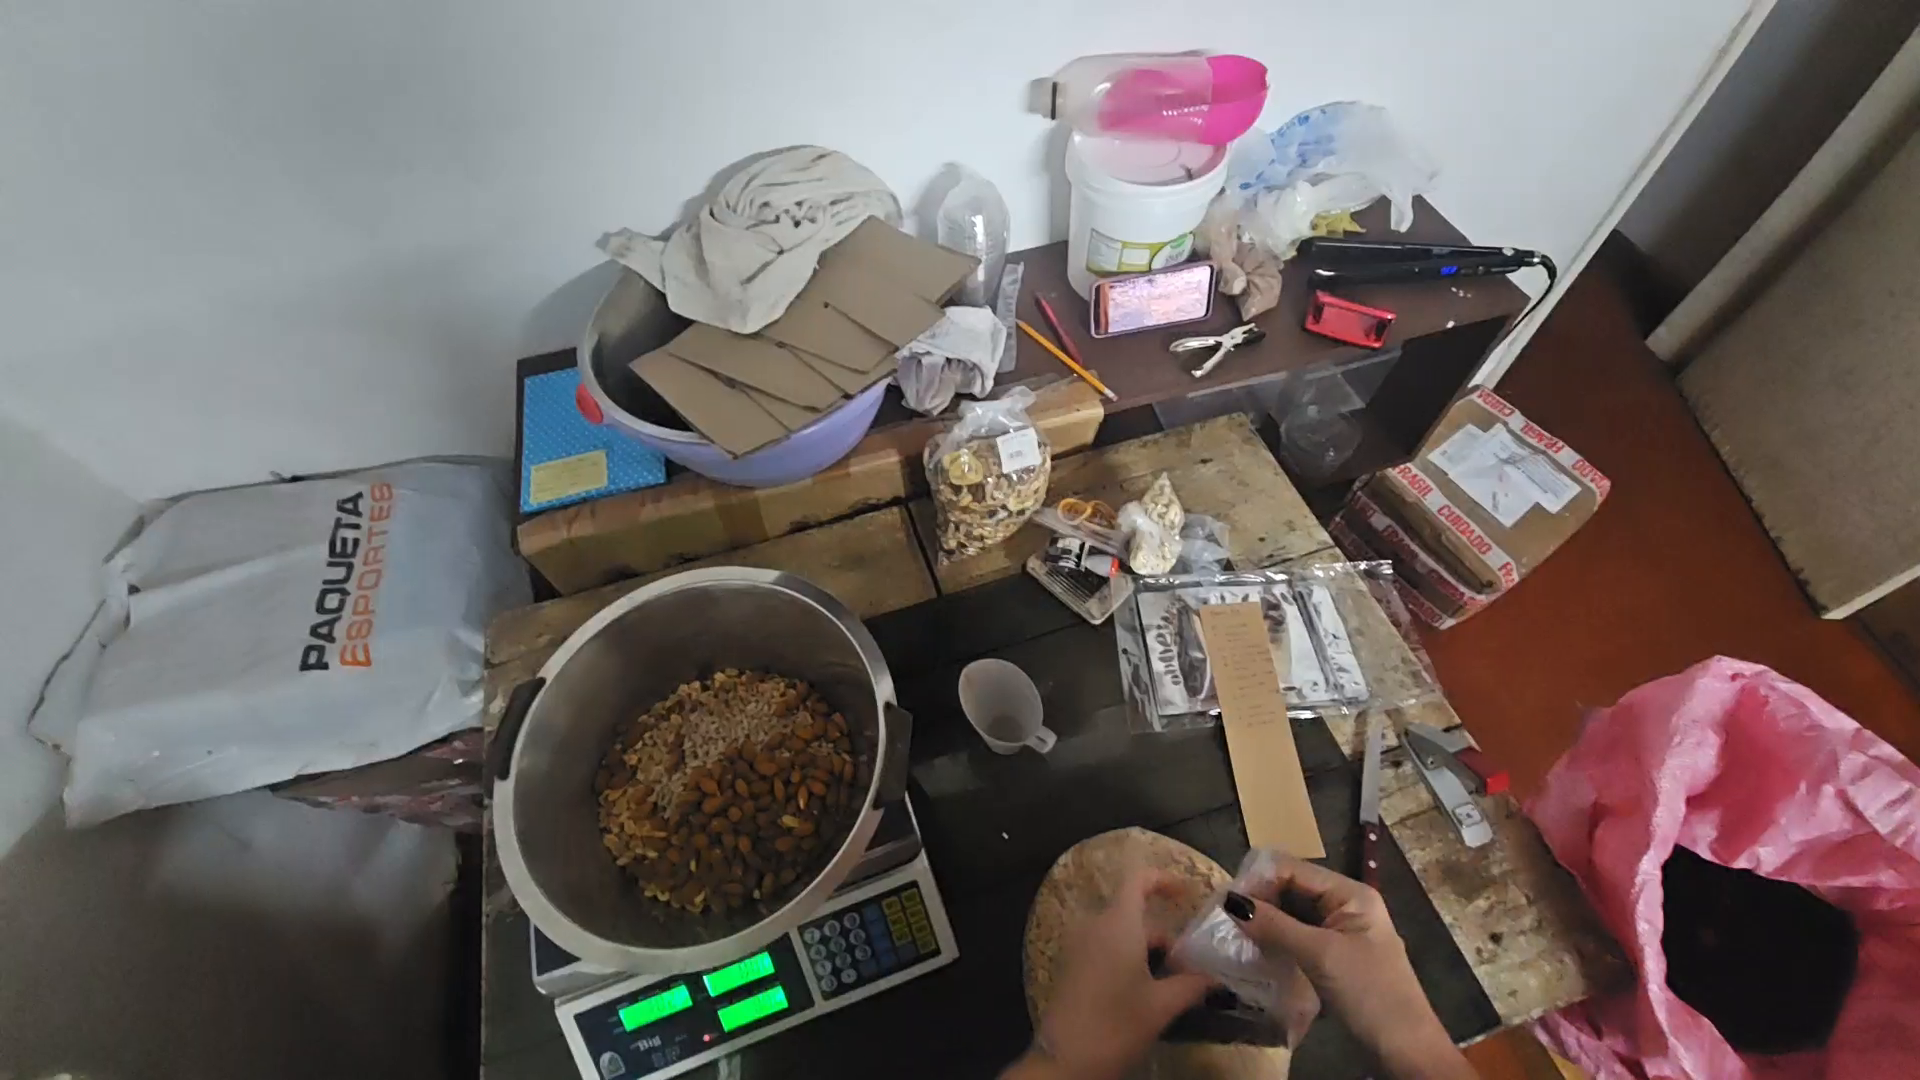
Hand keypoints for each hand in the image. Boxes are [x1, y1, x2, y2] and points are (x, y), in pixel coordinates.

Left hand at [1014, 869, 1213, 1079]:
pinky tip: (1145, 989)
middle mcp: (1096, 923)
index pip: (1138, 879)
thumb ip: (1190, 985)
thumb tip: (1216, 978)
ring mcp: (1080, 942)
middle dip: (1163, 932)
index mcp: (1117, 922)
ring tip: (1174, 981)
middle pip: (1133, 911)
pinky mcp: (1072, 963)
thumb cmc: (1116, 1024)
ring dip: (1147, 948)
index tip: (1187, 893)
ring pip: (1120, 931)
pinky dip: (1128, 956)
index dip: (1163, 879)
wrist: (1064, 1059)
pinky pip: (1105, 945)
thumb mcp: (1161, 1006)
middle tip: (1191, 962)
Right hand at [1224, 856, 1474, 1079]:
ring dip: (1264, 920)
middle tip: (1228, 918)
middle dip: (1259, 899)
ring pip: (1291, 911)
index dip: (1258, 879)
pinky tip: (1256, 948)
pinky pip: (1296, 933)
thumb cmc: (1370, 995)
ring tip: (1236, 932)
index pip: (1292, 869)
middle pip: (1290, 886)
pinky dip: (1276, 938)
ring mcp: (1340, 930)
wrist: (1409, 1055)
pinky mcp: (1333, 954)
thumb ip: (1274, 925)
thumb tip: (1229, 902)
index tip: (1228, 901)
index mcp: (1349, 893)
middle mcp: (1344, 903)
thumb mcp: (1319, 956)